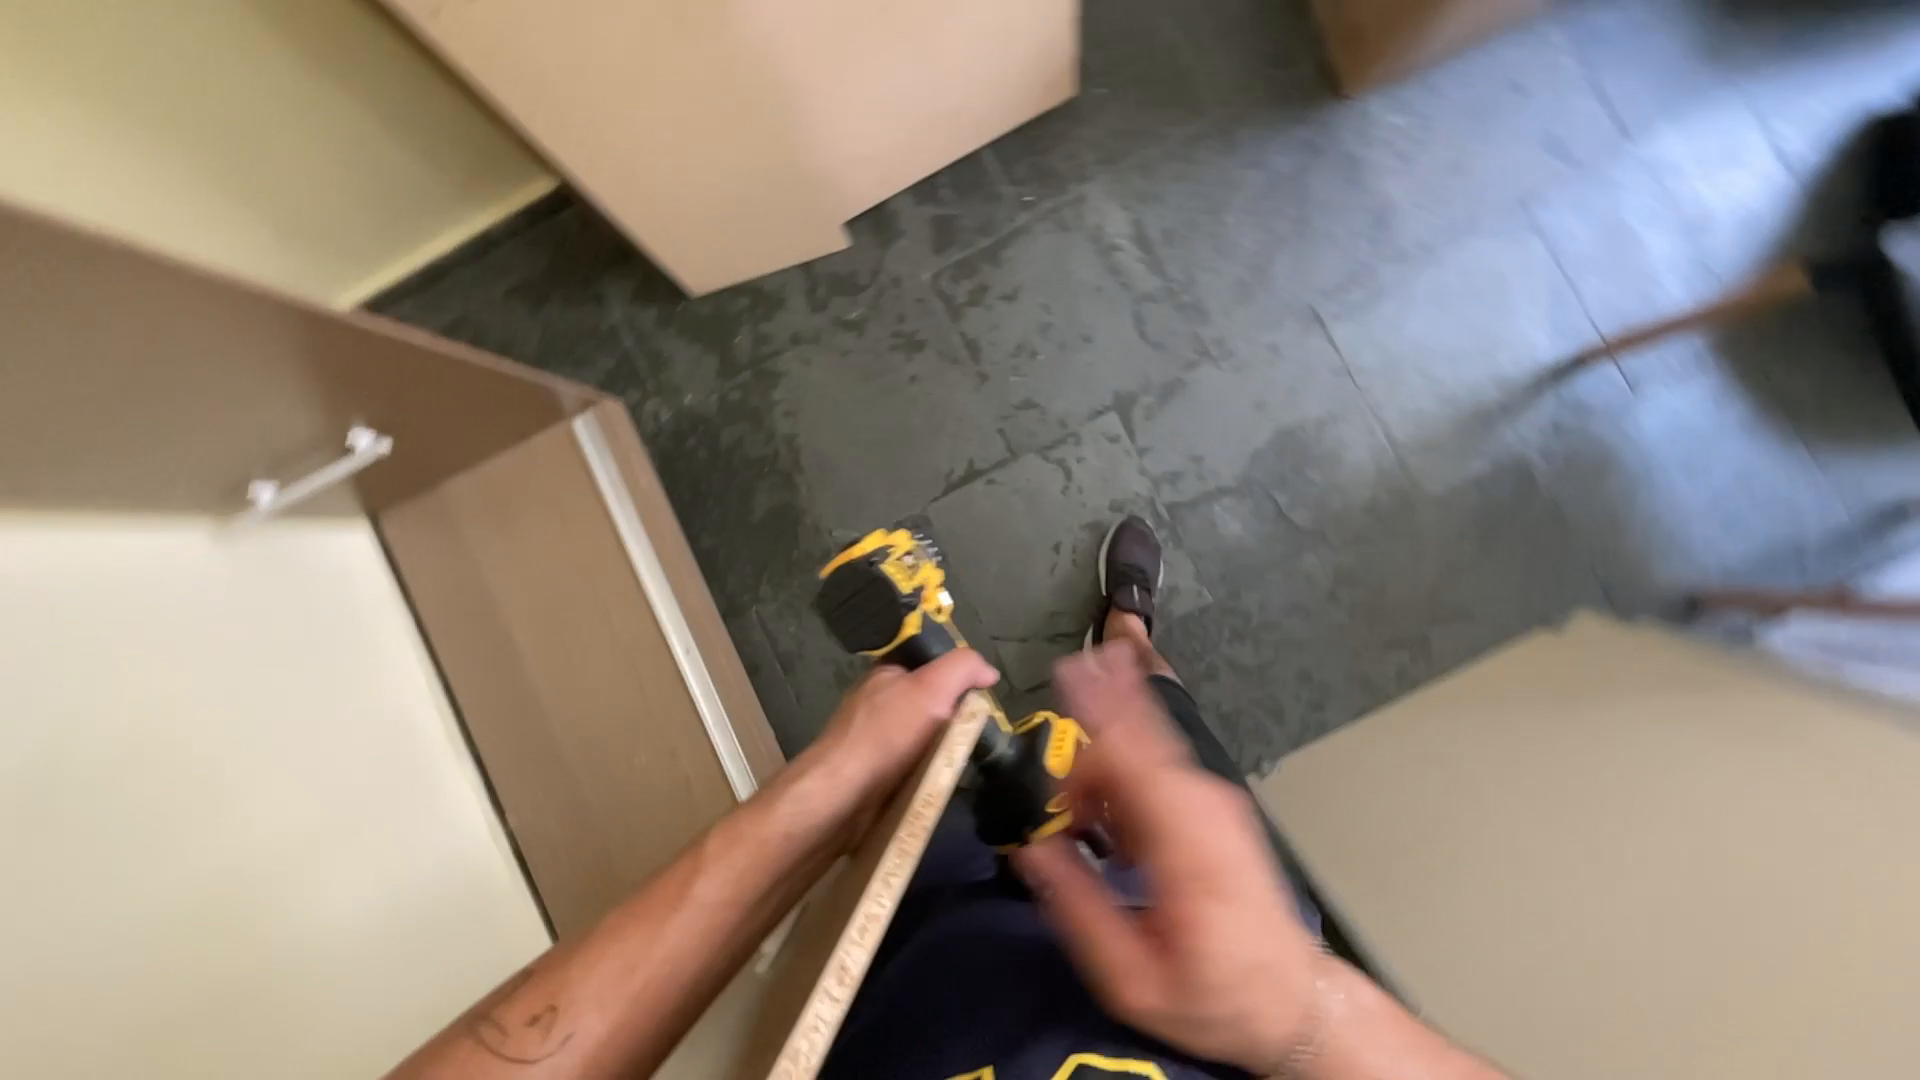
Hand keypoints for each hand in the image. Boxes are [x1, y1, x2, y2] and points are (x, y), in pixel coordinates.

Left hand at [807, 649, 999, 815]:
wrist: (840, 796)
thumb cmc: (886, 734)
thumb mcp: (932, 687)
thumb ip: (962, 669)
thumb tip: (989, 672)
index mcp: (886, 675)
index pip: (929, 667)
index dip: (955, 680)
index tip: (978, 701)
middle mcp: (876, 703)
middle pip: (928, 705)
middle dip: (951, 720)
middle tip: (972, 735)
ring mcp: (871, 740)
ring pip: (920, 740)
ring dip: (940, 752)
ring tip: (959, 764)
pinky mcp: (870, 774)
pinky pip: (908, 768)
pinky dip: (924, 775)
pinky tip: (936, 783)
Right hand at [1011, 646, 1323, 1076]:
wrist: (1294, 1002)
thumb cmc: (1215, 995)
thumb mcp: (1131, 976)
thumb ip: (1075, 904)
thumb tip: (1031, 845)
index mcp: (1188, 842)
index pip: (1136, 752)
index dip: (1102, 705)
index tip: (1072, 667)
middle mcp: (1205, 803)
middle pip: (1133, 739)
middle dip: (1085, 765)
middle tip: (1069, 819)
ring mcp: (1214, 798)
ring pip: (1141, 753)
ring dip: (1102, 783)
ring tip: (1096, 842)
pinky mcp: (1214, 803)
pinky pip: (1156, 769)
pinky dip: (1123, 790)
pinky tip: (1121, 839)